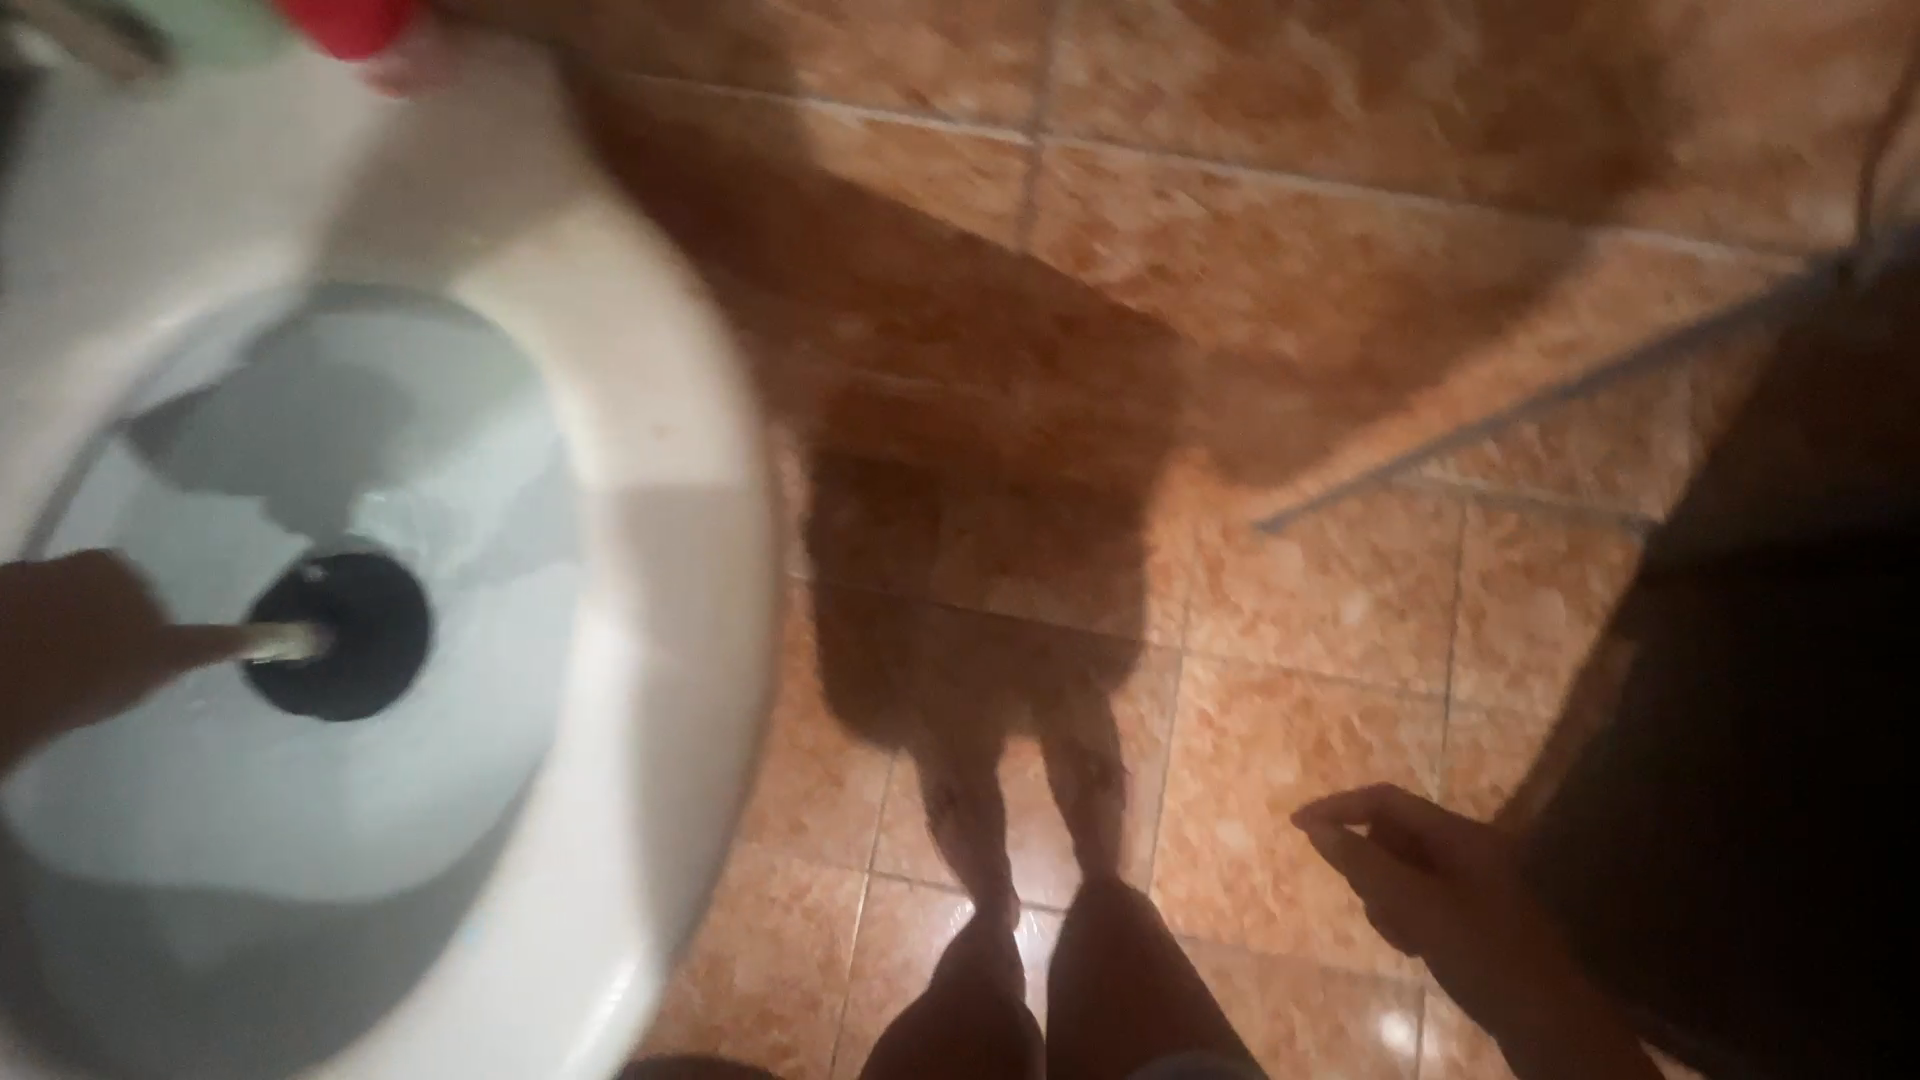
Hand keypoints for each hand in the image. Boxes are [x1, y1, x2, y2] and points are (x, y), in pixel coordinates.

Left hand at [0, 550, 245, 761]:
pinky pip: (4, 619)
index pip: (132, 581)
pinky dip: (13, 637)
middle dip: (89, 613)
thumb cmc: (99, 670)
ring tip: (52, 668)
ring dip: (46, 626)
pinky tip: (19, 668)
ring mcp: (3, 584)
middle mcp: (53, 563)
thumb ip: (226, 641)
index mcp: (109, 567)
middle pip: (81, 588)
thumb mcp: (174, 657)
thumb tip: (304, 634)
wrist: (7, 696)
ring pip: (36, 603)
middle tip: (96, 656)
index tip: (133, 644)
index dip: (137, 612)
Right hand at [1293, 784, 1661, 1079]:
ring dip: (1385, 896)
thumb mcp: (1414, 906)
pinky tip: (1412, 945)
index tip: (1299, 827)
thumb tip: (1317, 828)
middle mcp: (1467, 849)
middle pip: (1390, 836)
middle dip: (1369, 866)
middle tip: (1367, 900)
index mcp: (1460, 834)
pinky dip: (1403, 914)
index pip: (1384, 800)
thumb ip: (1361, 862)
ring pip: (1400, 870)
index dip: (1337, 807)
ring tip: (1398, 933)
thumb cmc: (1484, 955)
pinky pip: (1418, 896)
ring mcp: (1472, 883)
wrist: (1555, 1032)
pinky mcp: (1472, 915)